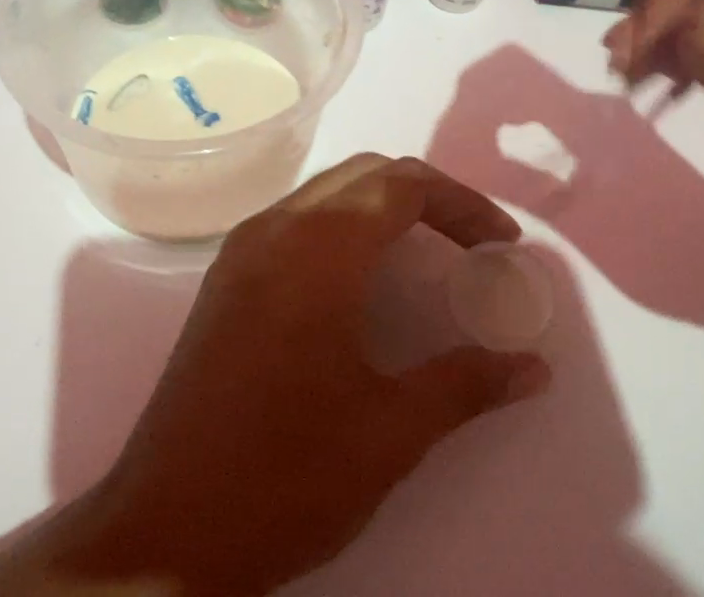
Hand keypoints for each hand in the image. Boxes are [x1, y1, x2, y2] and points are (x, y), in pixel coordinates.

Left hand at [40, 155, 550, 596]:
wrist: (171, 526)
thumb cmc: (289, 472)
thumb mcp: (392, 431)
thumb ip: (466, 384)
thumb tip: (533, 367)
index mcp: (317, 250)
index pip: (401, 185)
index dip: (462, 204)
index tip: (502, 246)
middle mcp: (271, 232)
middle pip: (360, 176)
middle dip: (424, 197)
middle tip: (469, 245)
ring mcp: (237, 256)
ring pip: (320, 197)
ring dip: (377, 210)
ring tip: (422, 259)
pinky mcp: (220, 285)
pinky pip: (290, 227)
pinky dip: (338, 232)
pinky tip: (358, 287)